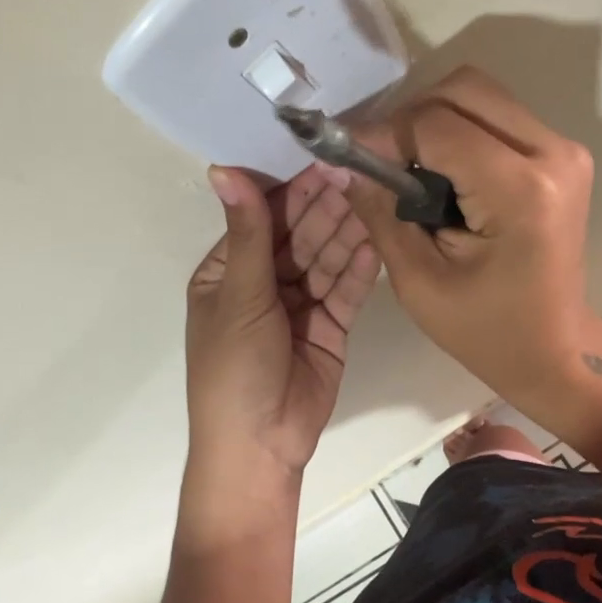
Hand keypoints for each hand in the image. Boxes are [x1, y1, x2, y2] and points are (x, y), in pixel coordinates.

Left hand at [185, 162, 380, 476]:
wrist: (259, 443)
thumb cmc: (233, 369)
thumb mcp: (238, 296)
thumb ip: (248, 232)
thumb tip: (222, 168)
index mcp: (227, 273)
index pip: (262, 220)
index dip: (291, 192)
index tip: (323, 159)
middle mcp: (263, 284)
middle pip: (299, 236)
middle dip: (325, 207)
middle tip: (359, 170)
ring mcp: (299, 307)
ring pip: (326, 259)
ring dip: (347, 231)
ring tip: (376, 195)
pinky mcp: (330, 328)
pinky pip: (346, 290)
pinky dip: (360, 268)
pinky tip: (378, 239)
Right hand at [345, 67, 599, 411]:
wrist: (551, 349)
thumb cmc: (483, 330)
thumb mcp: (418, 281)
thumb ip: (380, 213)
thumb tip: (341, 163)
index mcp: (520, 192)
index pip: (438, 125)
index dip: (386, 133)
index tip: (351, 156)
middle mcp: (552, 155)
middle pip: (465, 89)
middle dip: (411, 118)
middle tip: (382, 163)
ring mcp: (562, 150)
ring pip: (480, 97)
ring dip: (434, 123)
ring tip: (409, 173)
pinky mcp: (560, 155)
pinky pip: (496, 118)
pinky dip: (458, 134)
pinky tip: (439, 178)